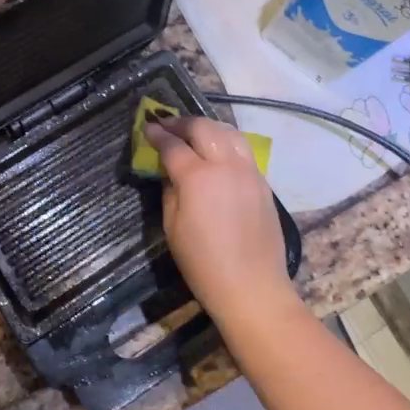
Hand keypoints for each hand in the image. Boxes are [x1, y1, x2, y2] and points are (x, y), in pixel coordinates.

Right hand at [146, 116, 301, 328]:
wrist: (252, 286)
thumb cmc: (203, 263)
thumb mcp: (172, 227)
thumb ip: (170, 191)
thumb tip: (170, 171)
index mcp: (198, 177)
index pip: (173, 145)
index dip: (157, 134)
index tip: (147, 127)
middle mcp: (226, 165)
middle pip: (203, 128)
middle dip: (182, 123)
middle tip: (167, 125)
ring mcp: (249, 171)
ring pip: (229, 131)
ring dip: (208, 126)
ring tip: (193, 132)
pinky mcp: (263, 181)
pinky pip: (243, 149)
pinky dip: (226, 140)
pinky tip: (217, 150)